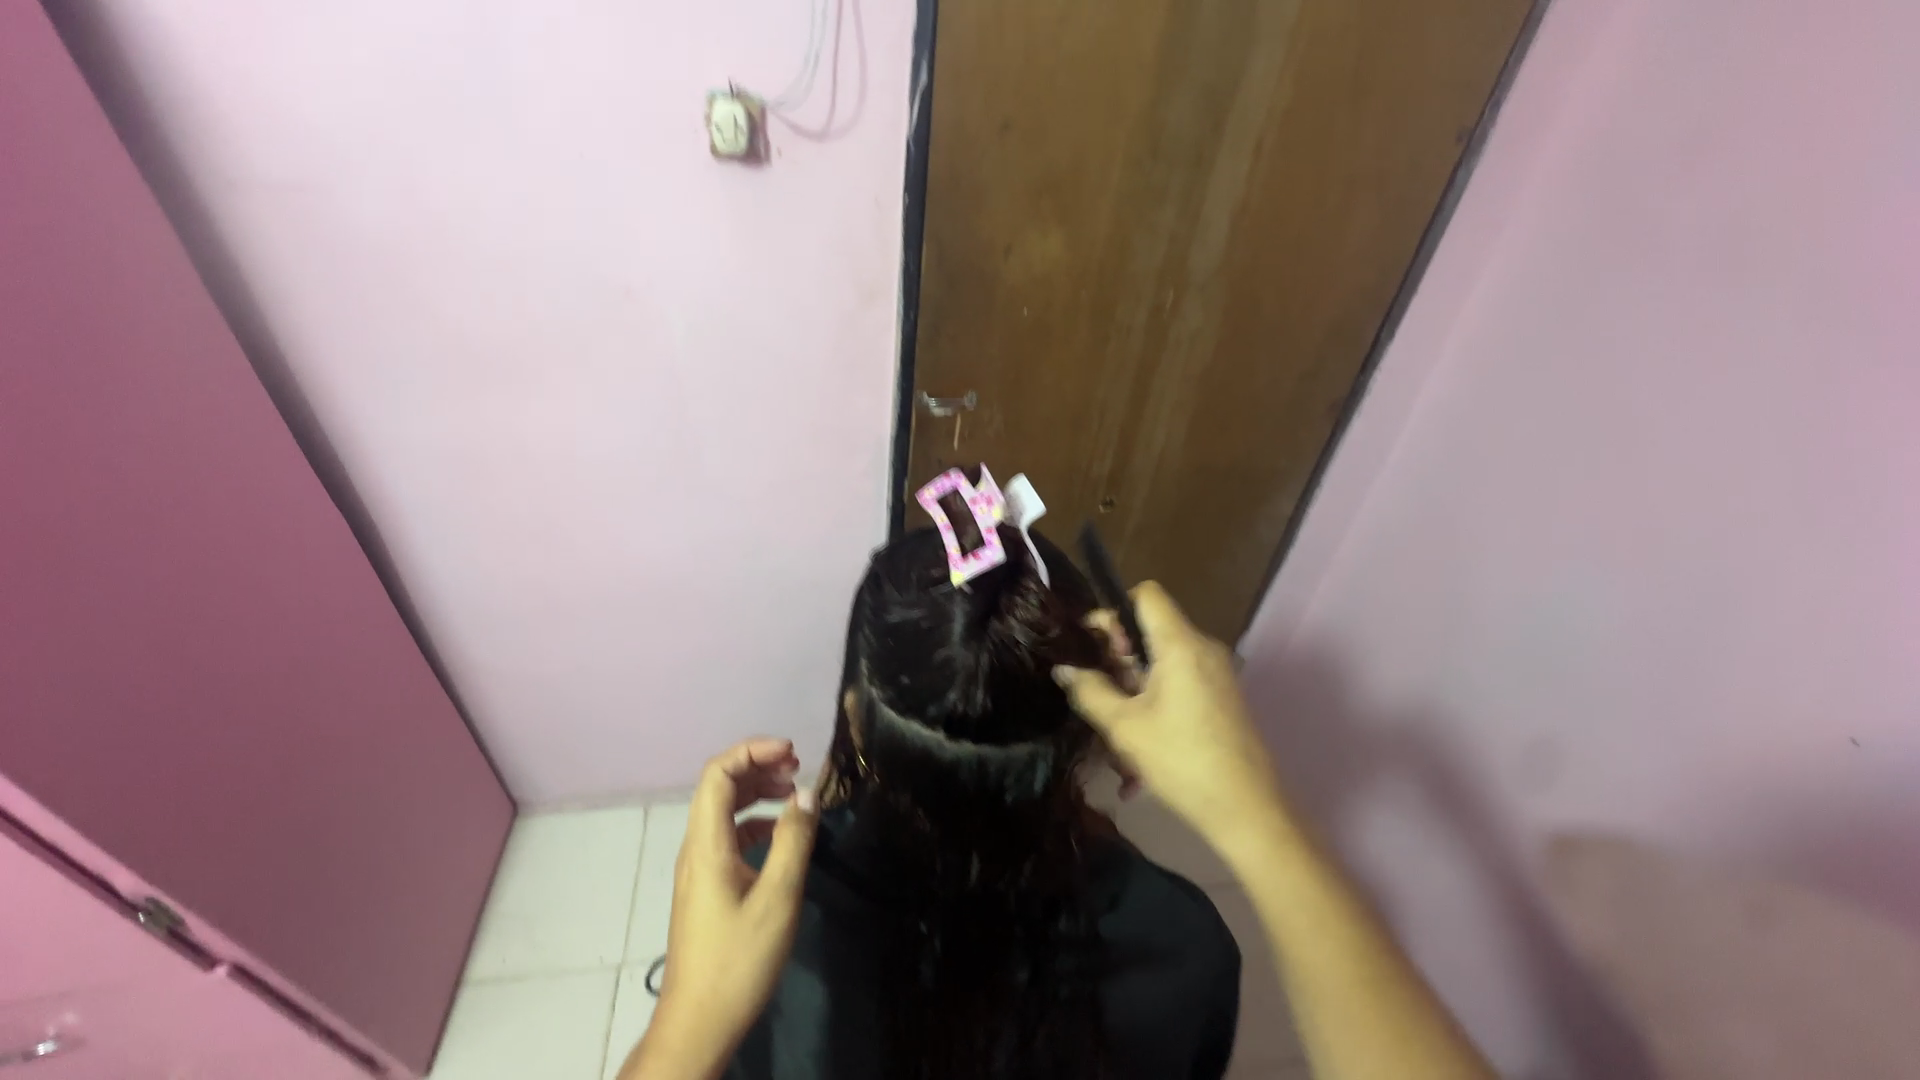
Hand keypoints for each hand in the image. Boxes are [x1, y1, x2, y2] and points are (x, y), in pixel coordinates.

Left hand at [626, 738, 818, 1079]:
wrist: (698, 1022)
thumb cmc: (738, 959)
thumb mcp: (778, 898)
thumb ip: (793, 841)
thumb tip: (806, 793)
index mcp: (706, 844)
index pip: (718, 773)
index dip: (753, 751)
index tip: (792, 752)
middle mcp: (696, 848)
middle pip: (719, 786)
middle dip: (758, 767)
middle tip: (798, 768)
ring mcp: (699, 868)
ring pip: (724, 811)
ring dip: (757, 793)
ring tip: (795, 793)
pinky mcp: (707, 887)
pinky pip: (728, 836)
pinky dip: (756, 823)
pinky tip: (783, 835)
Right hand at [1055, 582, 1283, 854]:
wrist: (1247, 809)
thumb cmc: (1181, 760)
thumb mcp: (1124, 727)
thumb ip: (1090, 690)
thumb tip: (1064, 669)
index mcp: (1180, 644)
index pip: (1146, 594)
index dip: (1115, 609)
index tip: (1095, 645)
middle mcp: (1203, 648)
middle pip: (1152, 628)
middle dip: (1120, 653)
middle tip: (1100, 689)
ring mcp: (1218, 673)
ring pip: (1164, 659)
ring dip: (1134, 681)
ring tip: (1117, 722)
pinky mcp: (1223, 696)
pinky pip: (1181, 679)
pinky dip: (1156, 695)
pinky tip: (1142, 736)